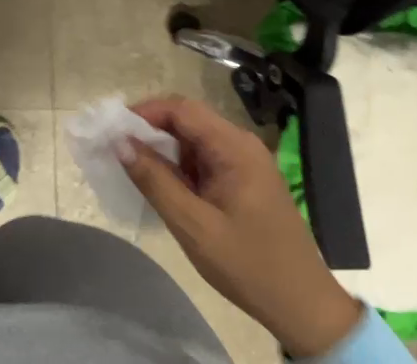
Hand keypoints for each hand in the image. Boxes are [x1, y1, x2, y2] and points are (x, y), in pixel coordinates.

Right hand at [122, 97, 363, 356]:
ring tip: (137, 171)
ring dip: (165, 150)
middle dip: (151, 131)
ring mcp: (247, 162)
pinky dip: (182, 167)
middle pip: (188, 120)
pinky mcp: (246, 180)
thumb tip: (119, 142)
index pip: (182, 109)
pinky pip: (206, 159)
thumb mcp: (193, 225)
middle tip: (118, 151)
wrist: (303, 306)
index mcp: (235, 148)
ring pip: (195, 140)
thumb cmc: (248, 265)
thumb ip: (155, 180)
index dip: (144, 112)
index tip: (113, 131)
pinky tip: (166, 188)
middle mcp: (242, 145)